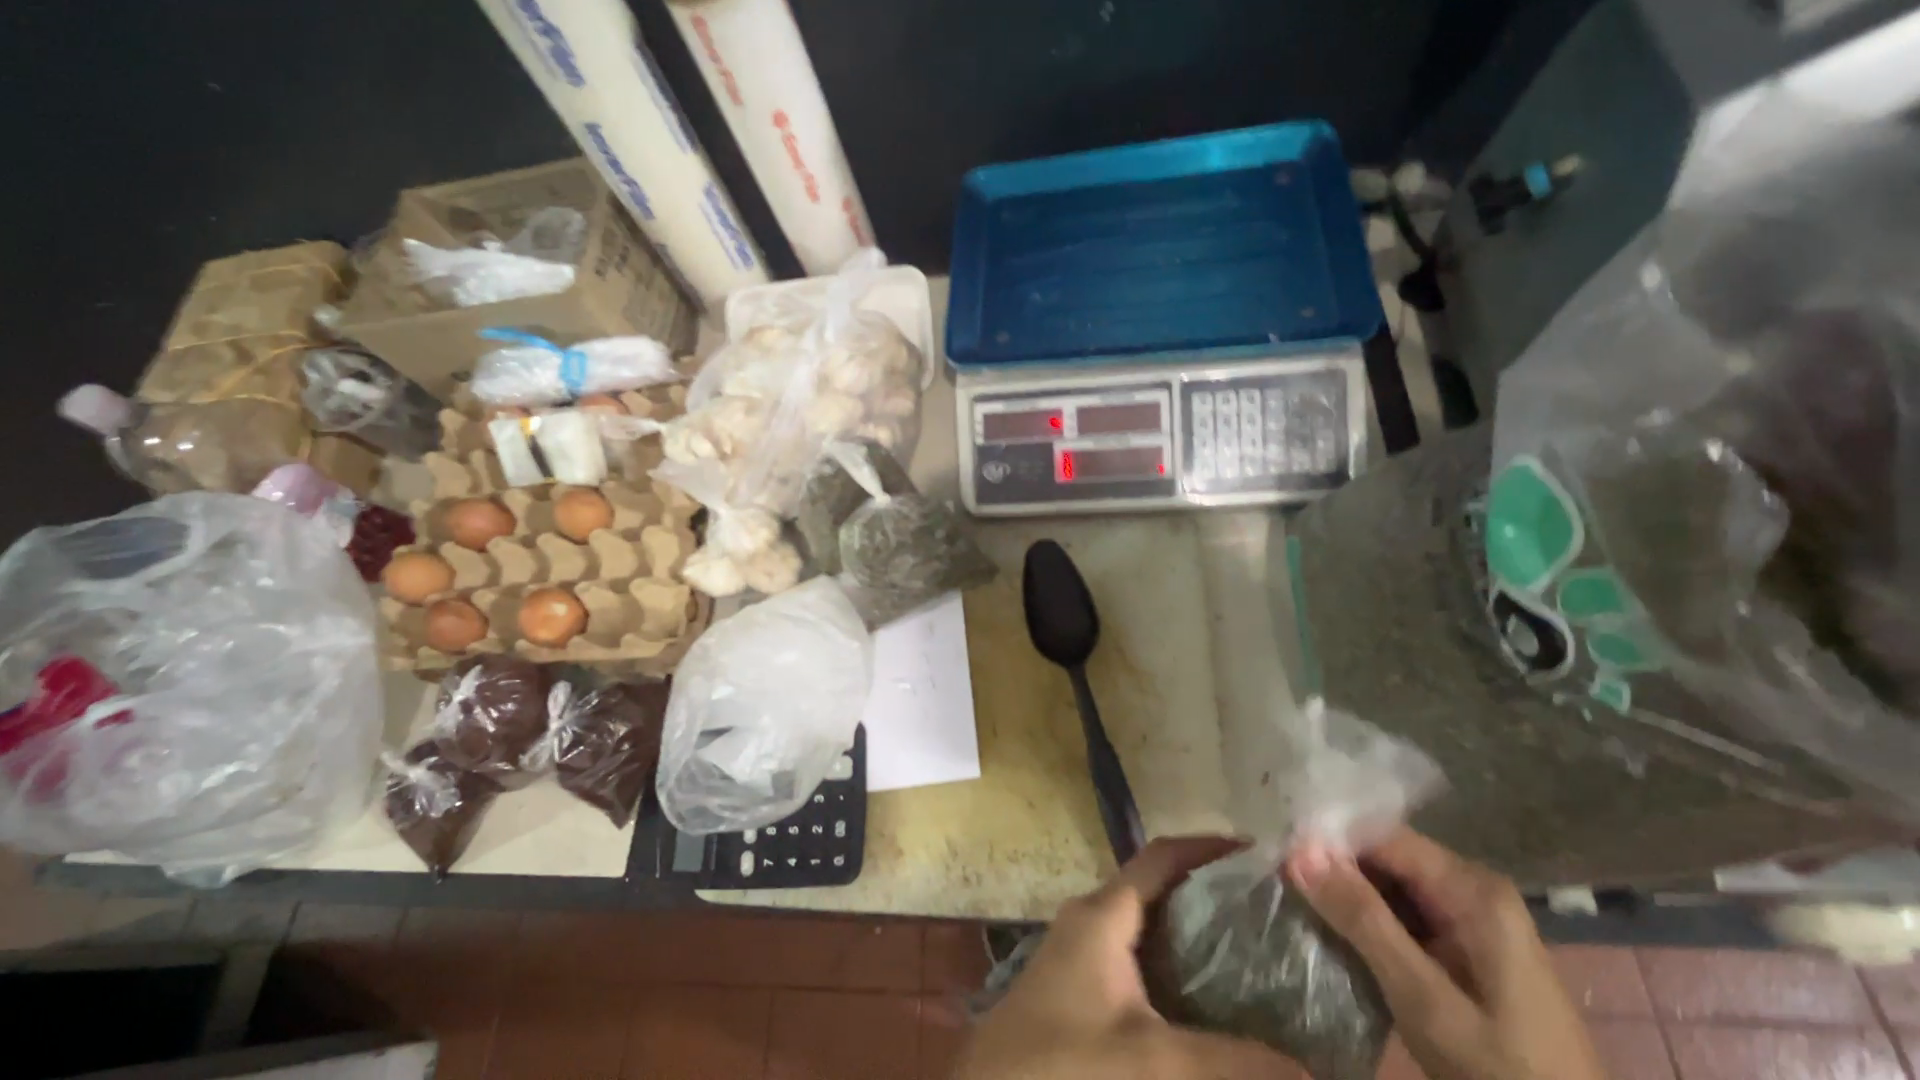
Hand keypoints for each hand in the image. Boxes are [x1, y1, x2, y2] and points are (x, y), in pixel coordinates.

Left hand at [957, 836, 1302, 1079]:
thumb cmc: (1060, 1063)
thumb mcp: (1149, 1061)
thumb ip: (1231, 1062)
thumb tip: (1312, 1070)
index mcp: (1102, 915)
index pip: (1162, 857)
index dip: (1210, 847)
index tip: (1263, 856)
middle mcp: (1089, 922)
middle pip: (1157, 889)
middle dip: (1211, 894)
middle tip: (1273, 913)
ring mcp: (1079, 956)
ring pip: (1146, 927)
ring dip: (1193, 933)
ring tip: (1256, 953)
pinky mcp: (1077, 990)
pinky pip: (1135, 961)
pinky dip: (1174, 968)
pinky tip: (1209, 1001)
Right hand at [1288, 827, 1605, 1079]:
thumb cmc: (1499, 1067)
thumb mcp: (1423, 998)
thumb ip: (1364, 922)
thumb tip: (1299, 853)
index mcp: (1472, 889)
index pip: (1384, 836)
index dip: (1328, 840)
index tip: (1273, 852)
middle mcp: (1474, 889)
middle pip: (1387, 858)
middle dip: (1332, 869)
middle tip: (1272, 880)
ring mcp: (1473, 919)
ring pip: (1391, 888)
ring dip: (1345, 897)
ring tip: (1287, 900)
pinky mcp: (1466, 947)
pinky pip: (1406, 916)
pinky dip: (1368, 923)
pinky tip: (1329, 933)